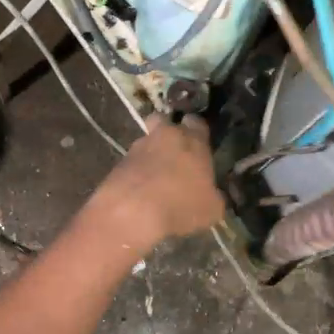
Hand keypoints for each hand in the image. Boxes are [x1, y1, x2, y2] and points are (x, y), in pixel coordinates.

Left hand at [85, 114, 224, 250]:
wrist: (133, 212)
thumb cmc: (181, 205)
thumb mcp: (212, 209)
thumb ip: (214, 195)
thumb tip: (212, 195)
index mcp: (193, 141)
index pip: (197, 122)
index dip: (197, 131)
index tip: (199, 143)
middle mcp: (165, 136)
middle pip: (164, 121)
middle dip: (167, 132)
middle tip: (174, 154)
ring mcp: (139, 146)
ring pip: (146, 142)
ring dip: (151, 155)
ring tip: (155, 180)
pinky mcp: (119, 162)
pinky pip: (132, 162)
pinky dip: (136, 173)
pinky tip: (140, 192)